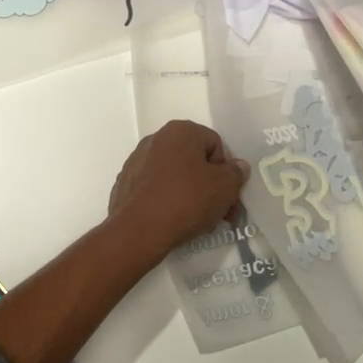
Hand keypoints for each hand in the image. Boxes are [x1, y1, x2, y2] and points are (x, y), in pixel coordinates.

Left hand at [106, 120, 249, 262]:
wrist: (137, 231)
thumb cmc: (186, 200)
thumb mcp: (224, 187)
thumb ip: (236, 173)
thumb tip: (237, 166)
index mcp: (181, 131)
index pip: (215, 145)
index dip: (226, 172)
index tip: (228, 197)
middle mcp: (157, 138)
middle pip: (194, 160)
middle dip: (209, 185)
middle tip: (218, 213)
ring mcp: (137, 160)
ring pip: (175, 175)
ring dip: (190, 193)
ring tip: (197, 221)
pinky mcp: (126, 183)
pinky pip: (155, 188)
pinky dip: (167, 200)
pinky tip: (172, 221)